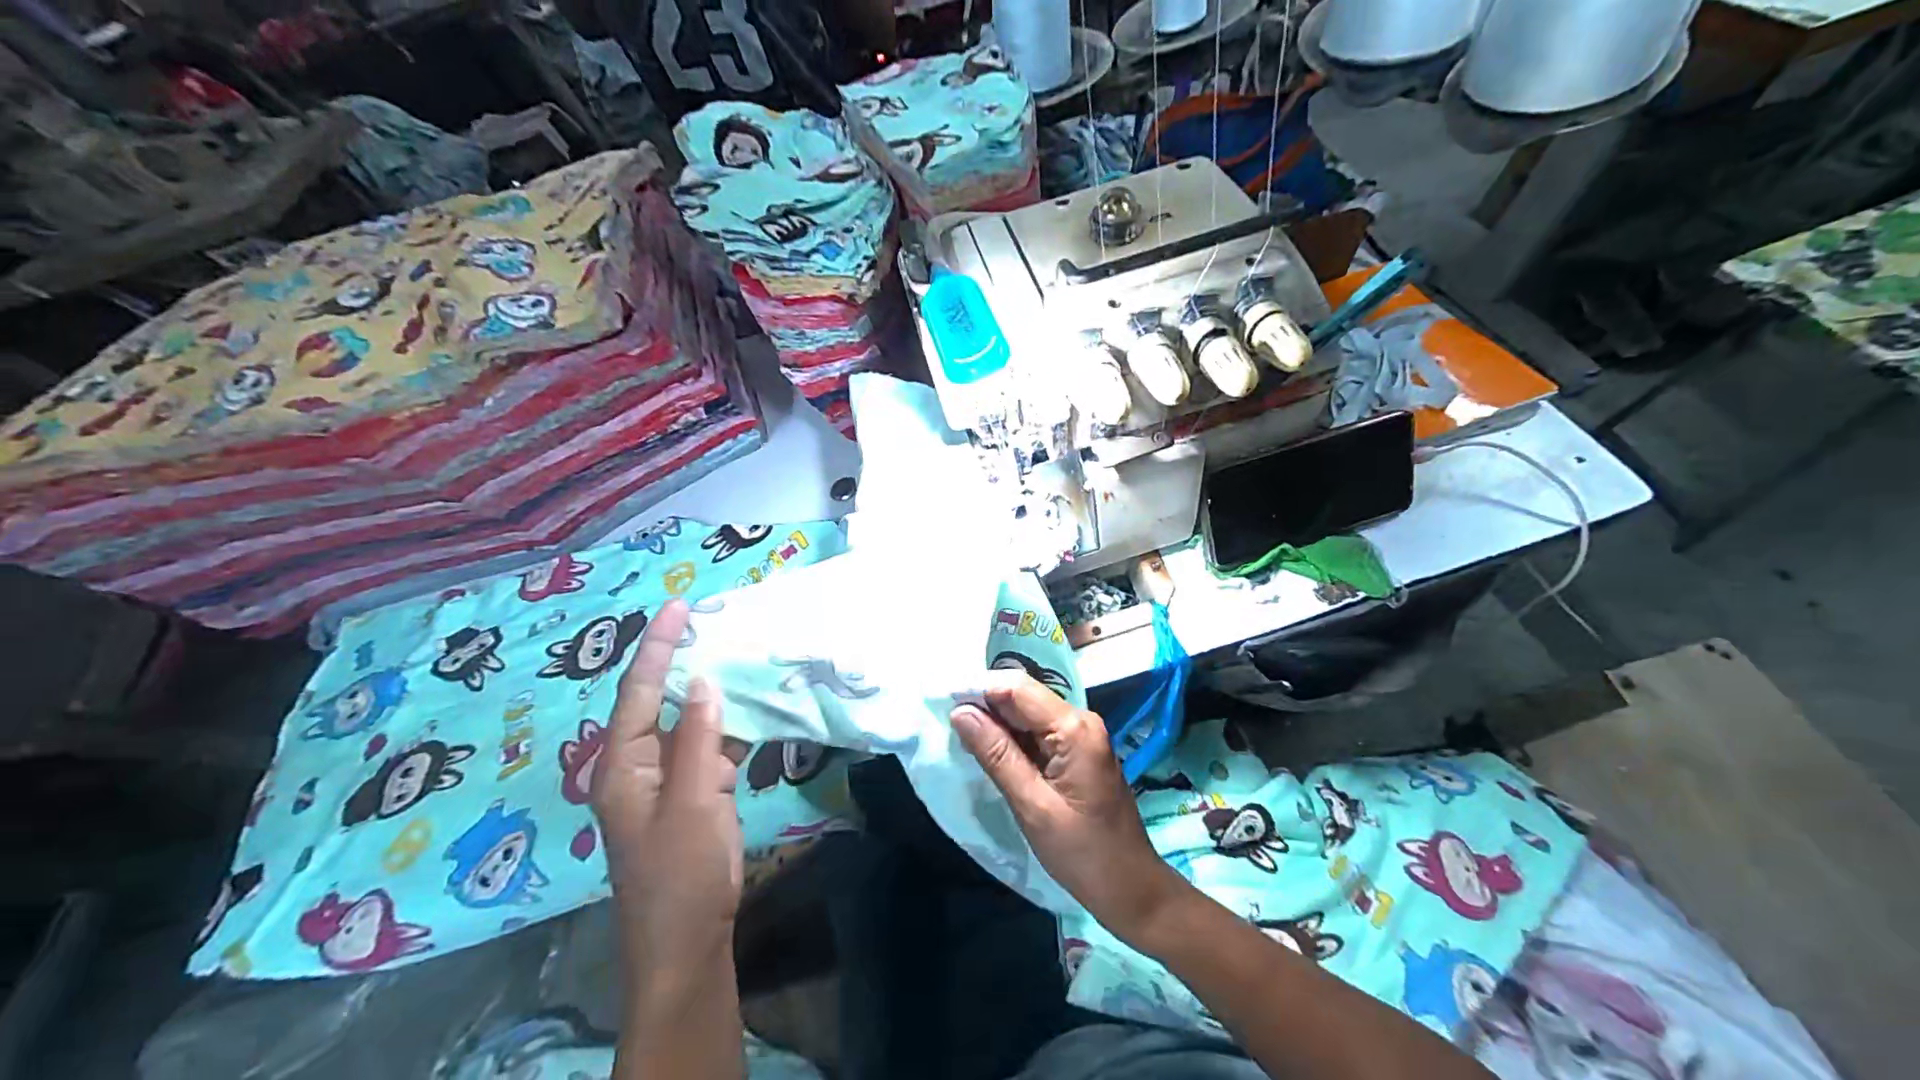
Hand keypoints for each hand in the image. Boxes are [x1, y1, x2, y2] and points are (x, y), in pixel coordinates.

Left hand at [592, 599, 743, 966]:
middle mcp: (640, 766)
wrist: (688, 943)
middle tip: (713, 619)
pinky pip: (711, 747)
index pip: (639, 691)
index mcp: (623, 766)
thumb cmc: (682, 873)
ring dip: (713, 692)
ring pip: (691, 723)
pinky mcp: (694, 795)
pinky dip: (730, 726)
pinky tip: (755, 706)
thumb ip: (699, 738)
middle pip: (662, 701)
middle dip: (684, 660)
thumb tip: (705, 681)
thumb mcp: (693, 802)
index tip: (679, 605)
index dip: (658, 646)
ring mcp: (668, 781)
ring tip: (739, 652)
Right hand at [950, 678, 1187, 943]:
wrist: (1131, 888)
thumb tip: (960, 713)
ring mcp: (1081, 735)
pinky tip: (988, 749)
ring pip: (1027, 713)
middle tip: (945, 719)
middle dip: (983, 703)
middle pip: (1023, 696)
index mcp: (1074, 729)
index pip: (1017, 688)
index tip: (942, 700)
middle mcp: (1080, 721)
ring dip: (994, 721)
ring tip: (959, 733)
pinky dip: (1011, 738)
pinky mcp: (1077, 751)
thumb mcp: (1032, 806)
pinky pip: (1037, 732)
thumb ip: (996, 755)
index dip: (978, 688)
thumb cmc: (1083, 853)